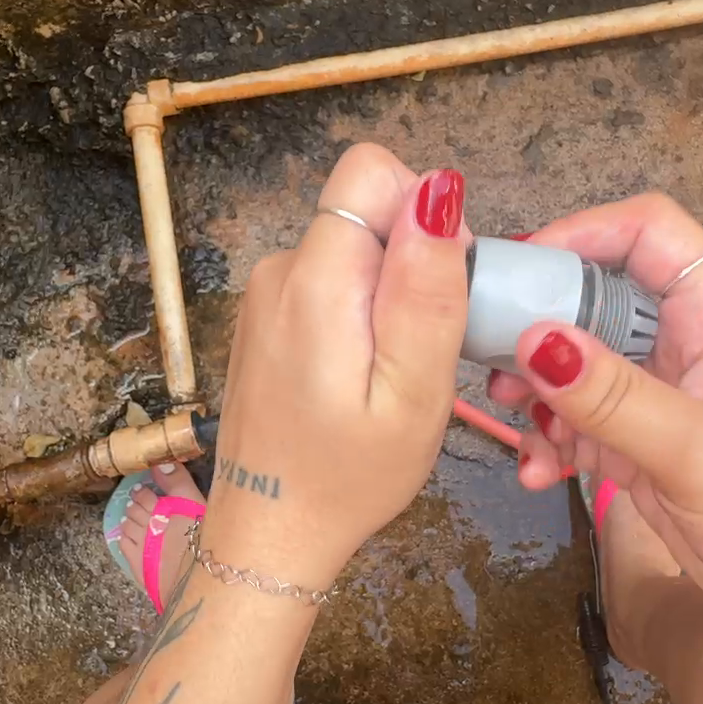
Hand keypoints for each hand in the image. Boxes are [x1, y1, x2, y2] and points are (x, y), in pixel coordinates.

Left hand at [203, 143, 469, 588]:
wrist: (269, 532)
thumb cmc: (351, 476)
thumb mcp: (414, 392)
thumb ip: (426, 288)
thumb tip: (439, 187)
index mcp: (315, 278)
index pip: (372, 171)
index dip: (422, 213)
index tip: (435, 289)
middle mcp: (278, 270)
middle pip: (365, 212)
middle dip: (409, 262)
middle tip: (416, 350)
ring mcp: (264, 294)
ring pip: (350, 250)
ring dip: (385, 295)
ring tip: (385, 373)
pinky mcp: (263, 318)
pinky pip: (326, 283)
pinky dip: (355, 314)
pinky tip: (354, 376)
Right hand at [489, 193, 702, 635]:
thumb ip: (615, 398)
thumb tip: (533, 340)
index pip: (646, 235)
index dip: (582, 233)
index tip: (518, 269)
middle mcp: (679, 346)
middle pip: (592, 301)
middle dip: (537, 327)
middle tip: (492, 362)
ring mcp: (655, 400)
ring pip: (574, 369)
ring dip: (536, 393)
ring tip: (514, 422)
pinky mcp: (637, 449)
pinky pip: (576, 428)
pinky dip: (550, 445)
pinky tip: (538, 474)